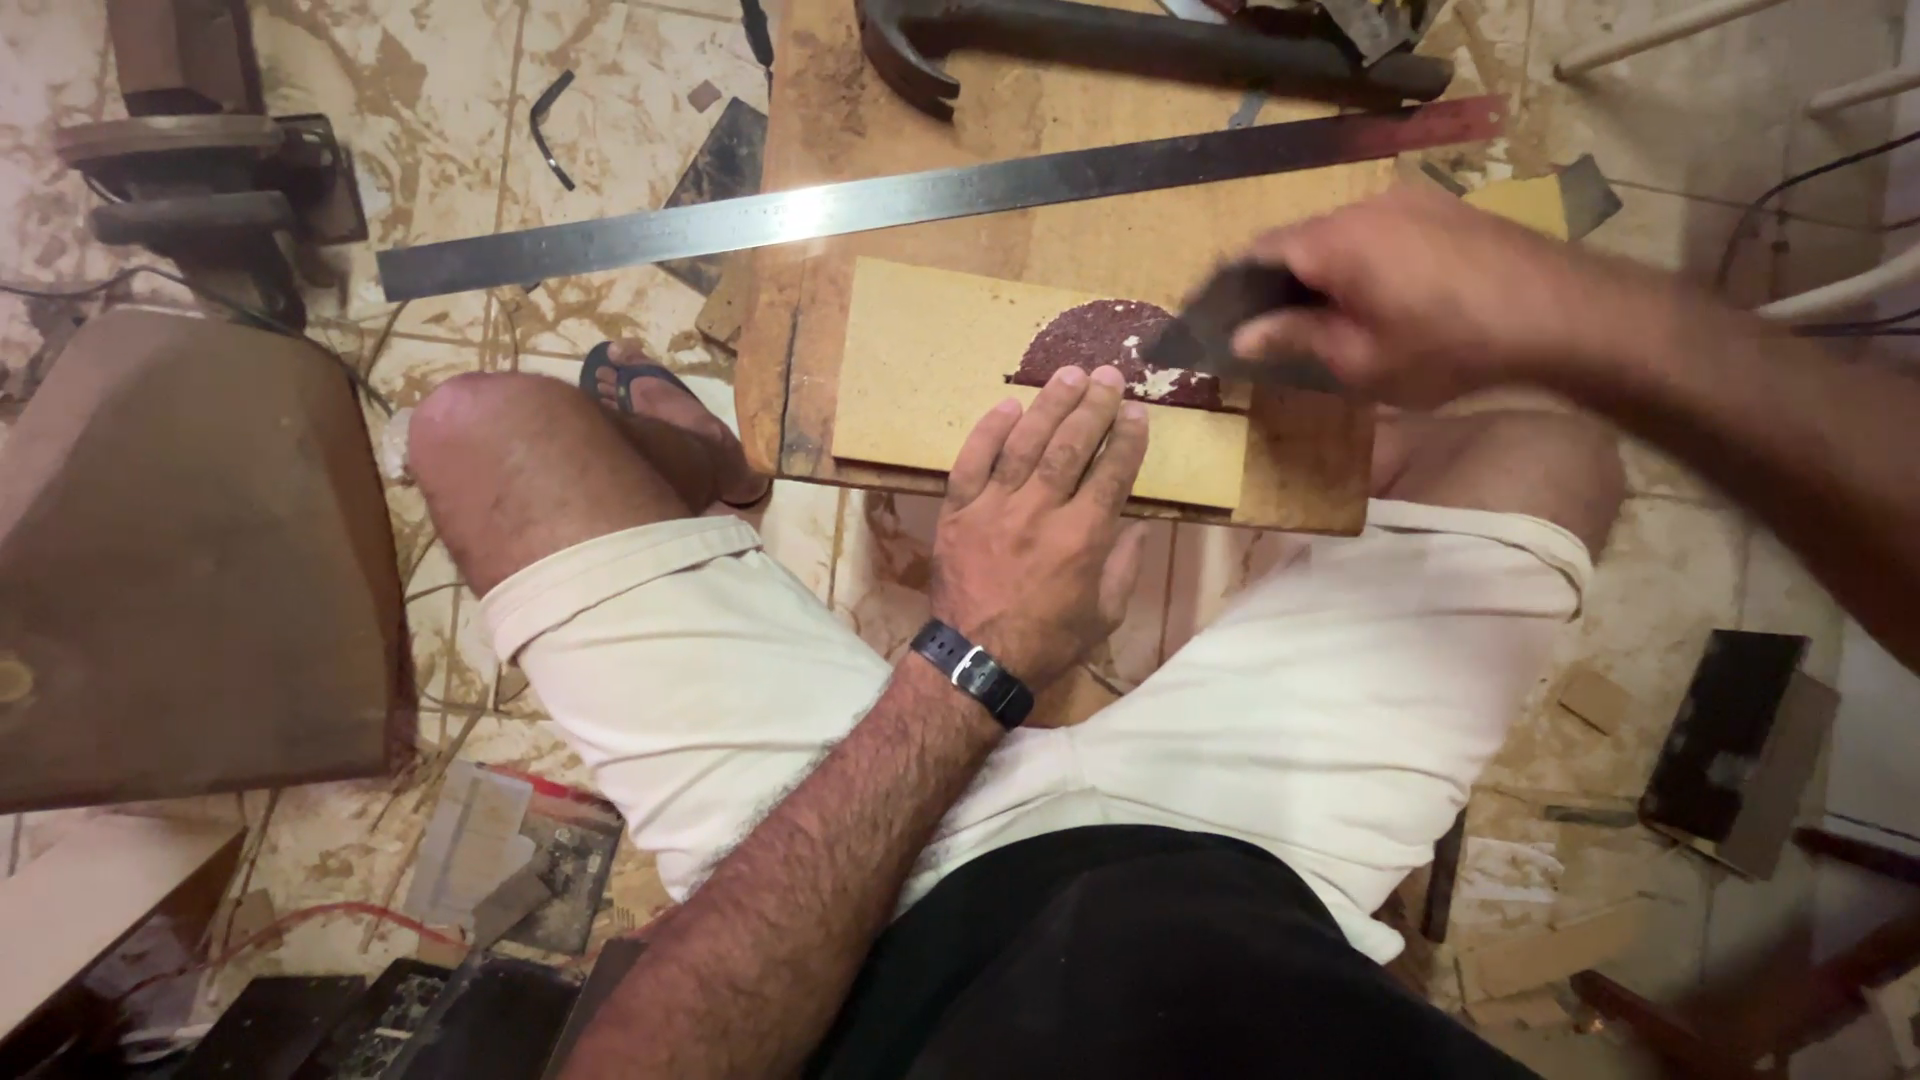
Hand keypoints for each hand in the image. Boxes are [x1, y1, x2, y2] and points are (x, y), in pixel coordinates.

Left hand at [929, 365, 1150, 690]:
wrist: (977, 660)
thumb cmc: (1048, 642)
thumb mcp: (1105, 614)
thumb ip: (1124, 564)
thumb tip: (1139, 522)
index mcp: (1082, 536)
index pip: (1112, 471)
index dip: (1128, 437)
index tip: (1138, 411)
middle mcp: (1040, 511)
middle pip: (1071, 446)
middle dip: (1094, 406)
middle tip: (1109, 375)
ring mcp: (994, 507)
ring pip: (1025, 443)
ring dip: (1049, 405)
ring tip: (1068, 374)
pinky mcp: (958, 512)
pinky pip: (971, 462)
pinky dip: (988, 432)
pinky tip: (1008, 407)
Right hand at [1229, 185, 1659, 407]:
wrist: (1565, 315)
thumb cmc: (1449, 346)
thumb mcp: (1359, 359)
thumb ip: (1294, 339)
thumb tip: (1240, 338)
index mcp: (1334, 241)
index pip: (1255, 253)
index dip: (1225, 286)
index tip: (1206, 318)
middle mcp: (1363, 207)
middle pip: (1293, 241)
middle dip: (1267, 283)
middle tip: (1254, 328)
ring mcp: (1405, 201)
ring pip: (1332, 236)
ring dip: (1310, 273)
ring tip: (1304, 319)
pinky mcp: (1437, 209)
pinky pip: (1370, 233)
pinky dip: (1347, 264)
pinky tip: (1358, 299)